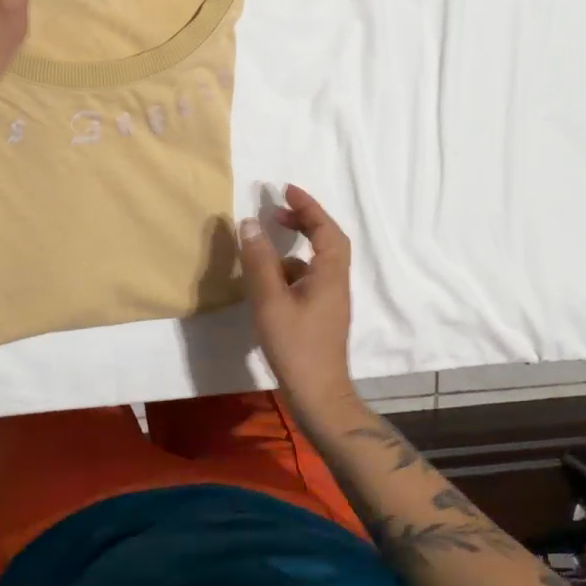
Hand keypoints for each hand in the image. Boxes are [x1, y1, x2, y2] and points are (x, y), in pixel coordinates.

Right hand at [240, 185, 356, 418]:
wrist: (318, 395)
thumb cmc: (295, 346)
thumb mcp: (270, 301)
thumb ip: (259, 261)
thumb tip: (249, 223)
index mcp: (330, 275)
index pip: (326, 229)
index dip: (309, 206)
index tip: (286, 190)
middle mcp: (335, 283)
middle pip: (327, 241)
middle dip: (304, 221)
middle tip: (276, 210)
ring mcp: (330, 301)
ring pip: (316, 262)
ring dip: (294, 246)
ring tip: (263, 245)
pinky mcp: (321, 315)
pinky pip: (307, 279)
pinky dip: (289, 269)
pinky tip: (266, 281)